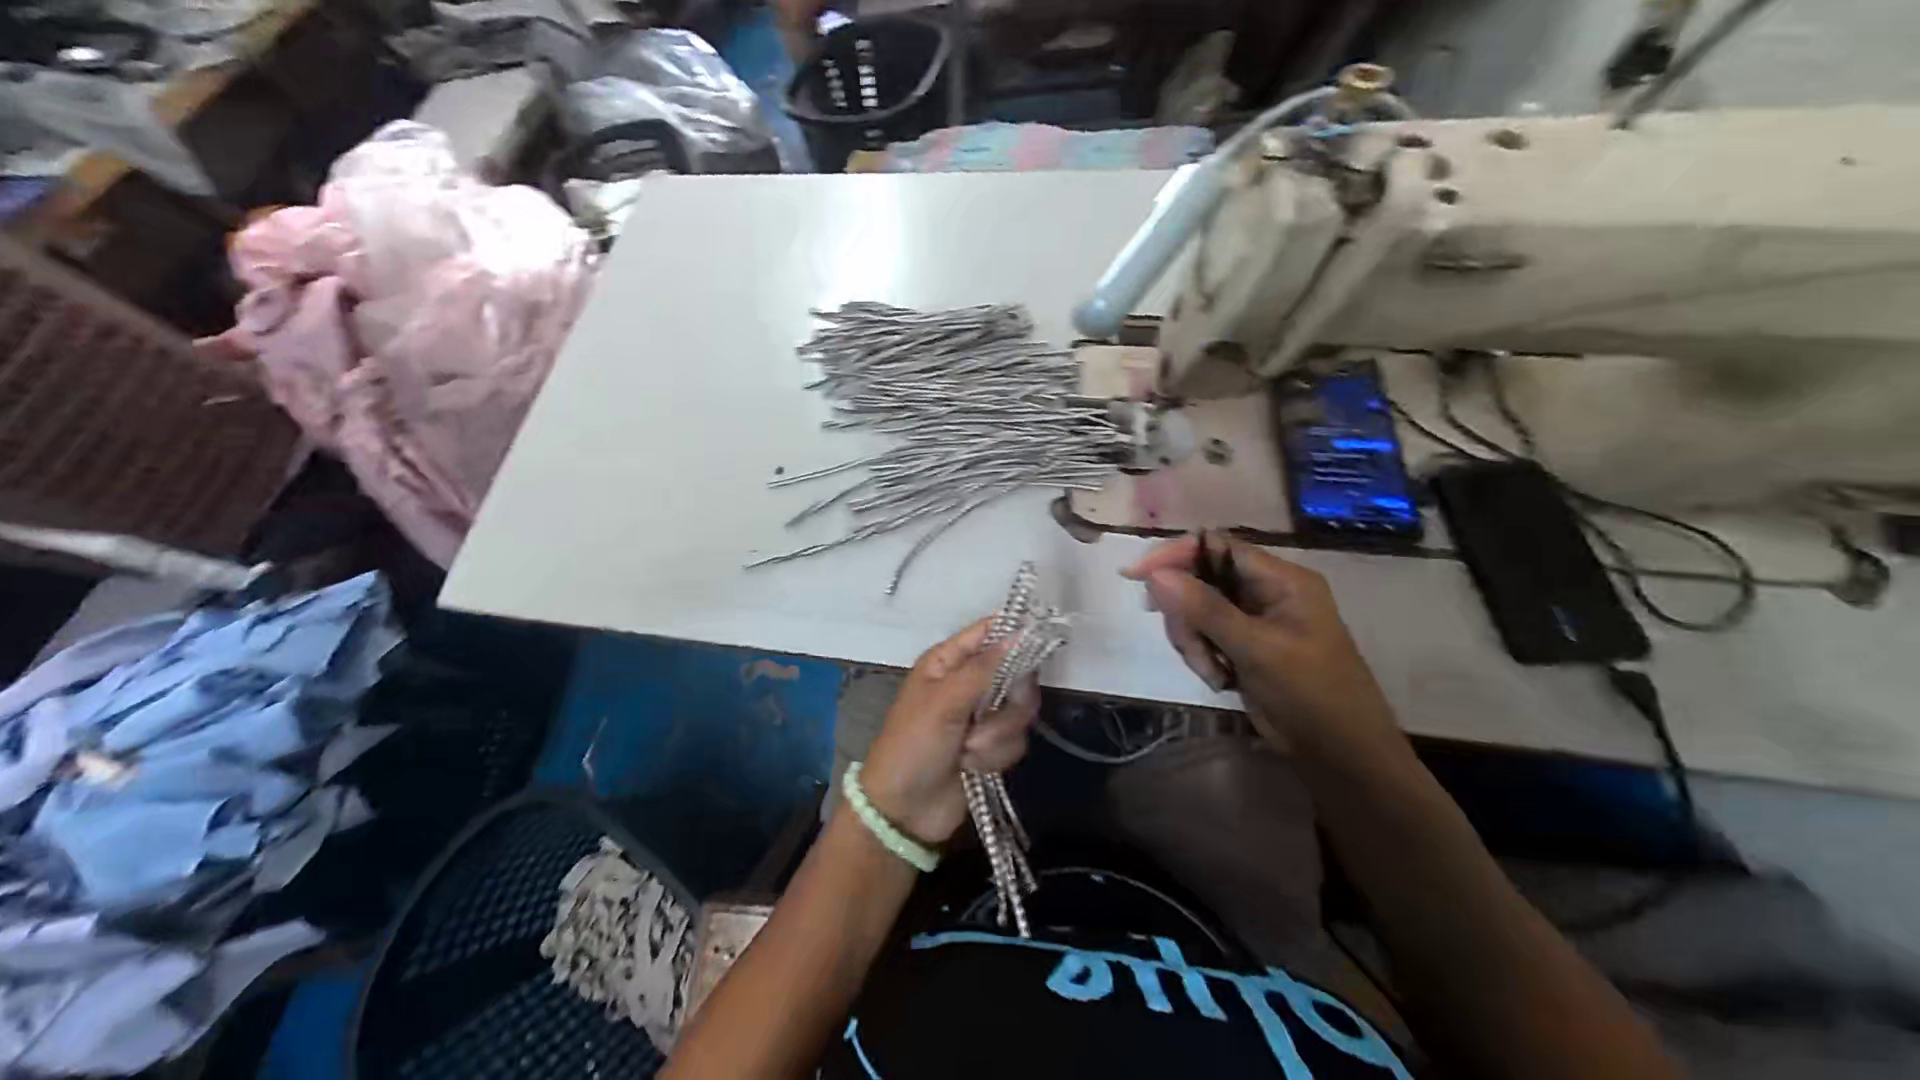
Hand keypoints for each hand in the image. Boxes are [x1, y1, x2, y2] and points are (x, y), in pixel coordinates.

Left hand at [860, 619, 1039, 843]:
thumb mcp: (943, 702)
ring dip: (996, 736)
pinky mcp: (991, 745)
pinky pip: (1016, 740)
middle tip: (987, 718)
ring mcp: (981, 715)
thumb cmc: (913, 746)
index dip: (1016, 633)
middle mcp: (968, 682)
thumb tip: (1019, 634)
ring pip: (1019, 711)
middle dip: (1007, 704)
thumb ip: (983, 668)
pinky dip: (995, 756)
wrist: (904, 810)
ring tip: (967, 751)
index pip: (990, 632)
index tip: (1040, 642)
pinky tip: (971, 767)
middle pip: (1016, 673)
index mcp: (948, 662)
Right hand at [1123, 534, 1401, 756]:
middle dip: (1186, 613)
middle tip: (1189, 645)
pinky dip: (1202, 655)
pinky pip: (1204, 635)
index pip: (1217, 546)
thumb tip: (1156, 574)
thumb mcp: (1257, 649)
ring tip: (1213, 673)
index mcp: (1281, 579)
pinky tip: (1219, 679)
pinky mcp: (1242, 646)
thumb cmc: (1311, 693)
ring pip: (1196, 610)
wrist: (1340, 753)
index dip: (1175, 555)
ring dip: (1193, 641)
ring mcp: (1253, 619)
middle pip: (1200, 579)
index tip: (1138, 577)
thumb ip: (1206, 609)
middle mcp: (1265, 591)